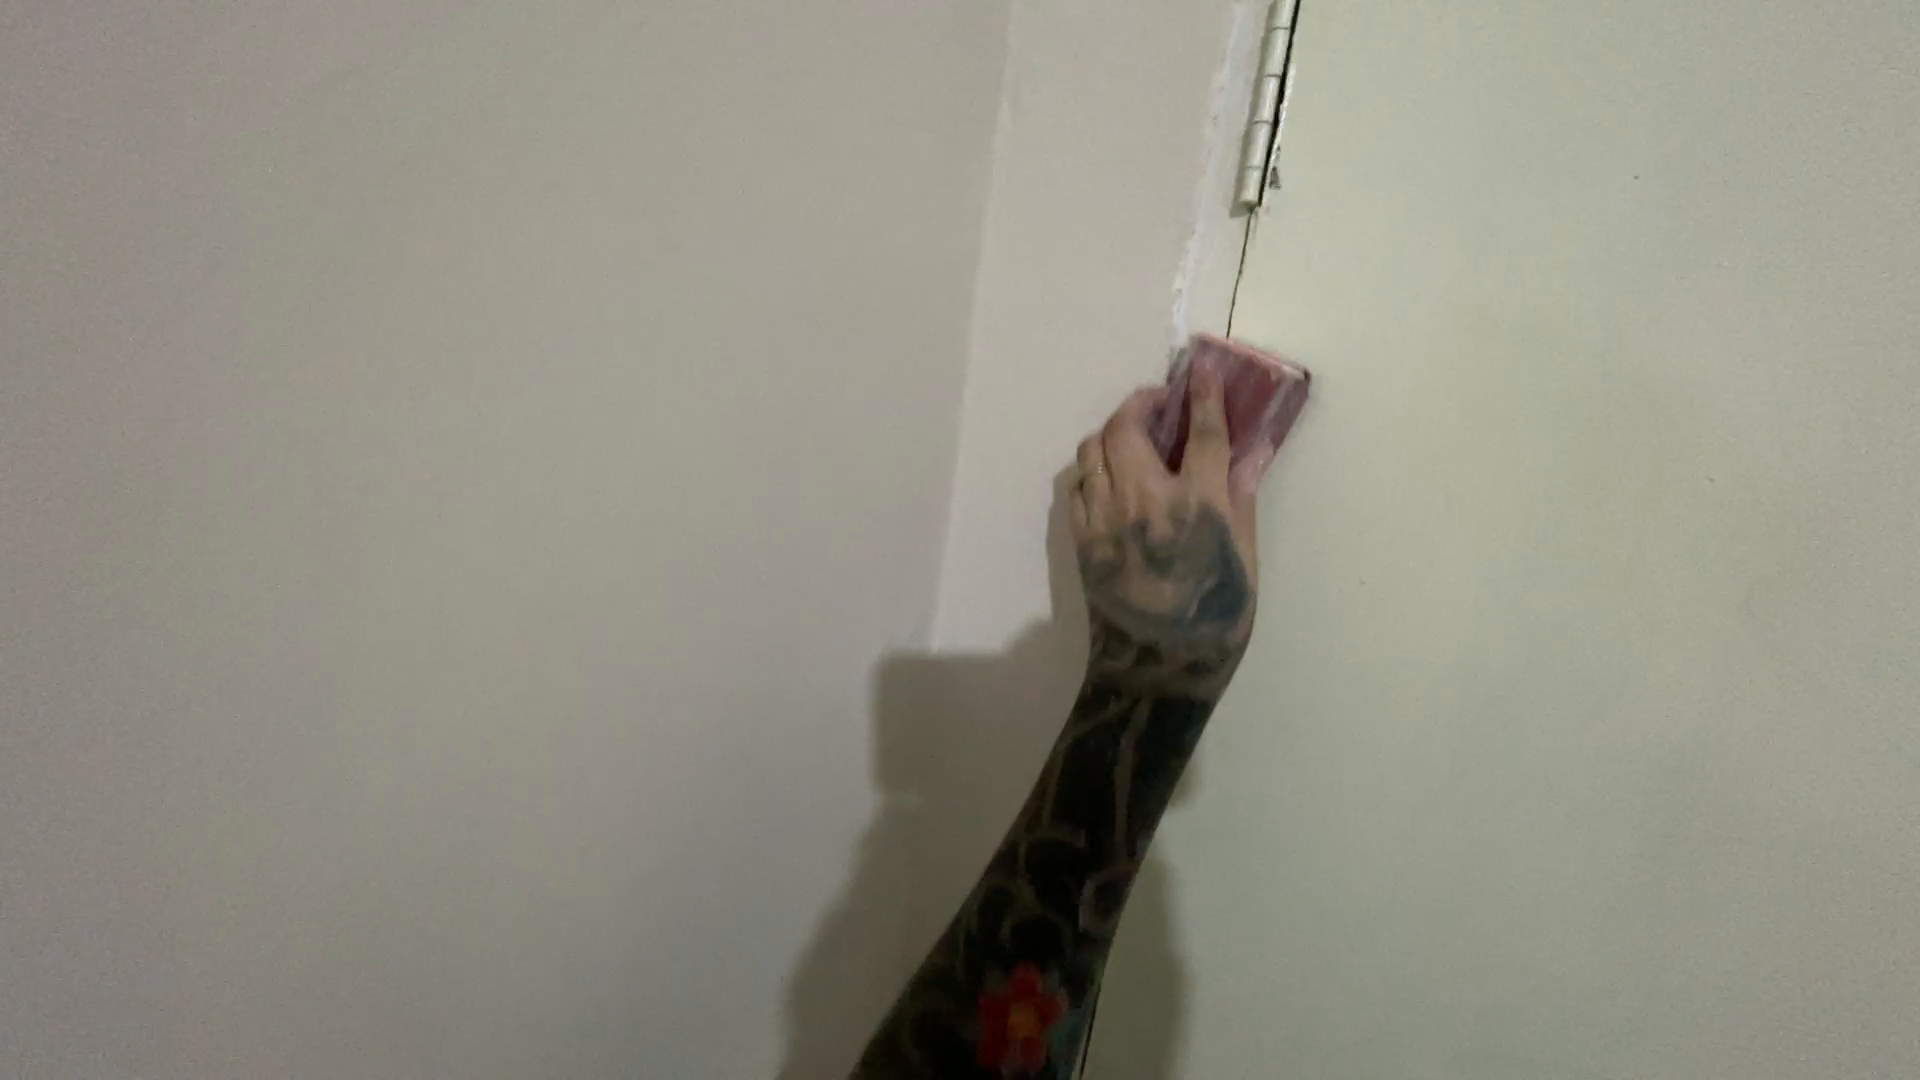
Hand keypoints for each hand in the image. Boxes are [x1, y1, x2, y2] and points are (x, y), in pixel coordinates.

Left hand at [1070, 358, 1275, 691]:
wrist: (1155, 665)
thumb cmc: (1215, 617)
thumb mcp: (1246, 558)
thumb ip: (1240, 499)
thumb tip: (1245, 453)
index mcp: (1196, 505)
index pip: (1201, 432)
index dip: (1201, 393)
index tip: (1199, 368)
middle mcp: (1144, 501)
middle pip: (1128, 427)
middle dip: (1141, 403)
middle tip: (1158, 405)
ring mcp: (1104, 518)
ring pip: (1093, 450)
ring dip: (1113, 434)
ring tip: (1132, 440)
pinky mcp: (1080, 538)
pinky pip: (1078, 485)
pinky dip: (1094, 470)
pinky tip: (1111, 480)